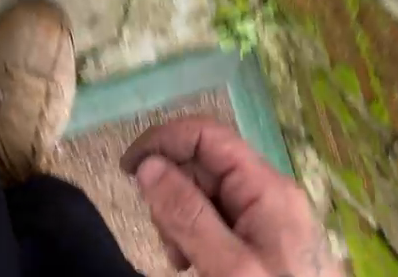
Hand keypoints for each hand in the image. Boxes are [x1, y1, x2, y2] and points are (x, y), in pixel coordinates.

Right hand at [121, 115, 341, 276]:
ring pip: (205, 193)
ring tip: (180, 259)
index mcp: (267, 188)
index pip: (206, 134)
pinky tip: (192, 264)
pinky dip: (195, 236)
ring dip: (180, 218)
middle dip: (170, 191)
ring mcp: (268, 219)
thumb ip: (188, 216)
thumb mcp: (230, 269)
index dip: (163, 141)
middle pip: (202, 165)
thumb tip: (147, 165)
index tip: (129, 171)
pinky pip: (217, 220)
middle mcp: (269, 193)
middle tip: (162, 237)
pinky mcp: (264, 243)